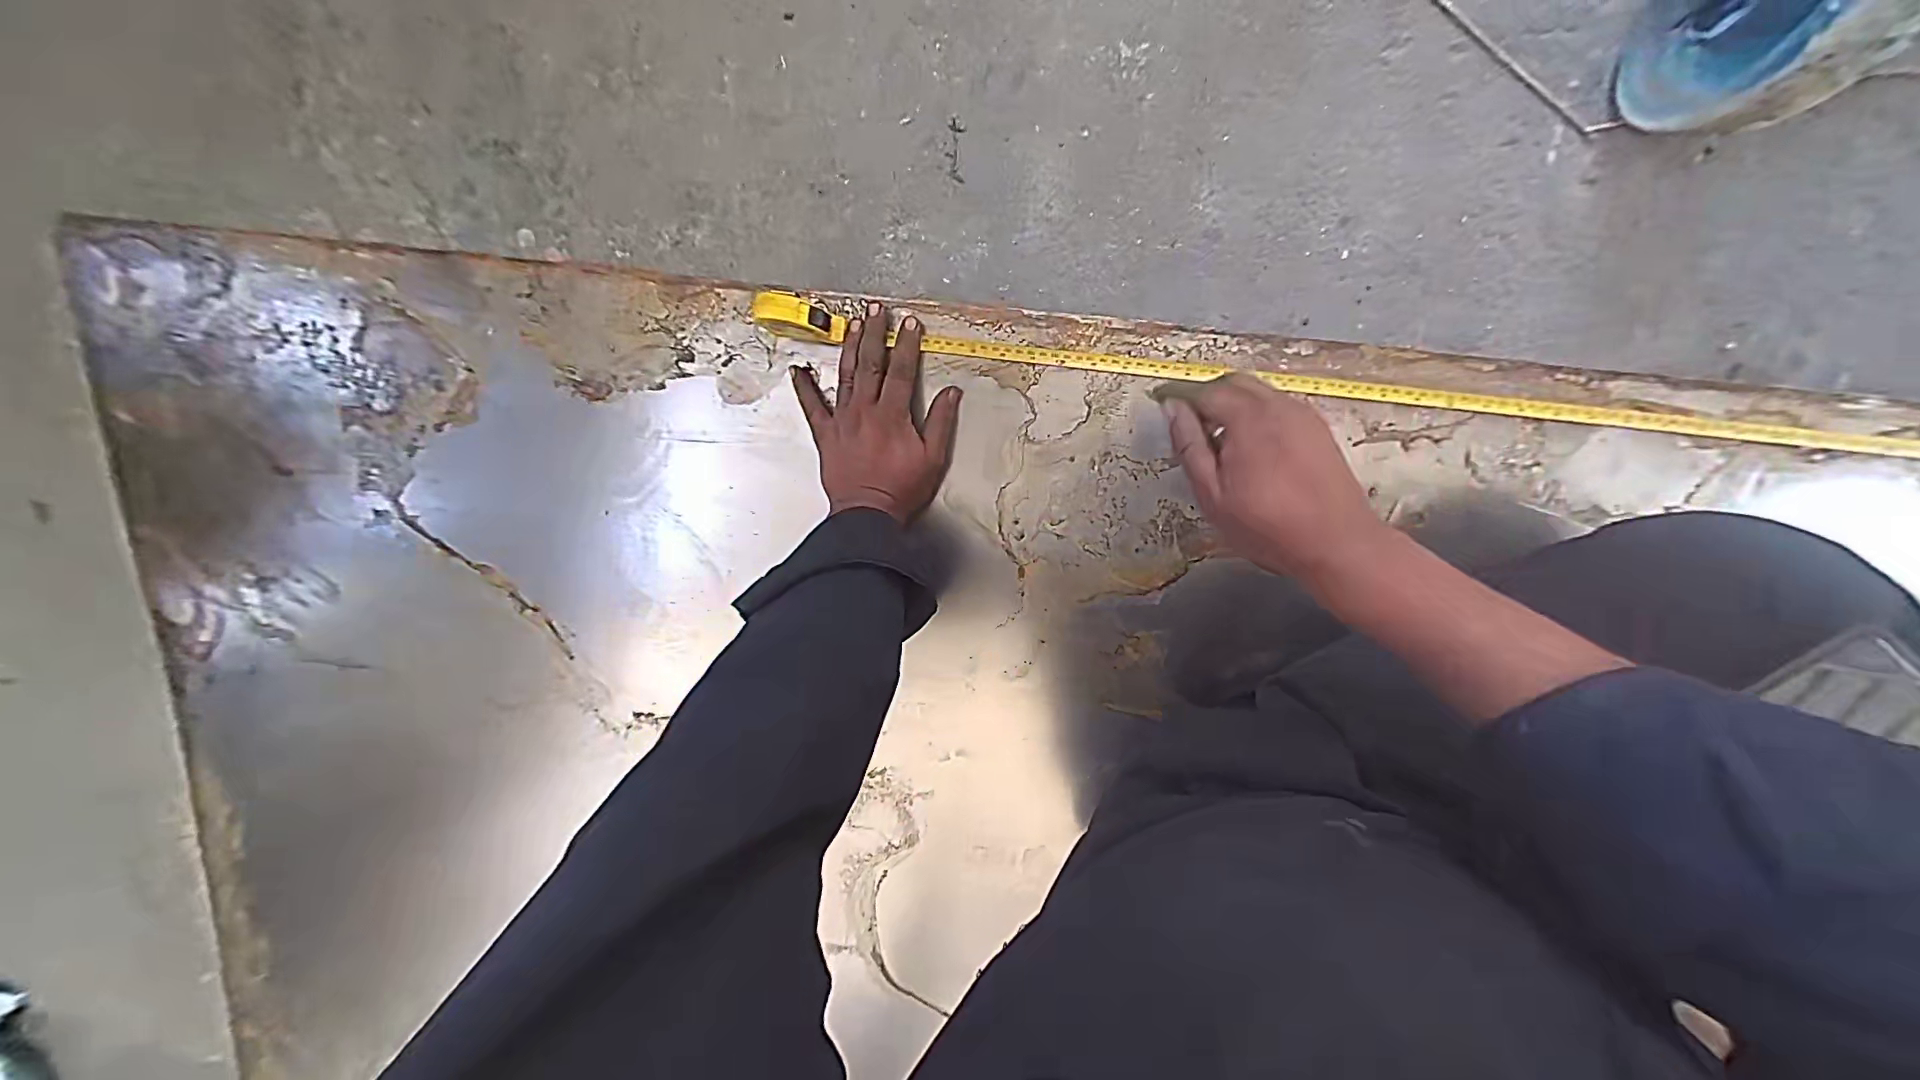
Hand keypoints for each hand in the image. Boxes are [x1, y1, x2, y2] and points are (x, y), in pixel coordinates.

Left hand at [793, 301, 962, 522]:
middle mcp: (866, 411)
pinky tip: (799, 370)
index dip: (907, 344)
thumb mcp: (933, 459)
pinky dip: (804, 388)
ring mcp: (843, 421)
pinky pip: (812, 407)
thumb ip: (942, 423)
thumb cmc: (901, 490)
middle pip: (871, 364)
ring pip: (845, 376)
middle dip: (875, 334)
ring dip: (849, 348)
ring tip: (852, 324)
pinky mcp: (826, 435)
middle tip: (877, 310)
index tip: (910, 324)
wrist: (867, 514)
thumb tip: (951, 393)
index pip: (902, 370)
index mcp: (893, 415)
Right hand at [1163, 374, 1388, 583]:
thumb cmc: (1270, 527)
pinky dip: (1256, 415)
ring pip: (1257, 392)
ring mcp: (1302, 415)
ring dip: (1233, 404)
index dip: (1181, 397)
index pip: (1205, 391)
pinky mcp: (1316, 428)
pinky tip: (1250, 448)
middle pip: (1233, 383)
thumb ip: (1189, 446)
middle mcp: (1279, 407)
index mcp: (1249, 419)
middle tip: (1189, 423)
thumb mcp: (1212, 494)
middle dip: (1207, 396)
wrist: (1336, 543)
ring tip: (1218, 440)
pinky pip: (1278, 406)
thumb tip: (1173, 411)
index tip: (1165, 405)